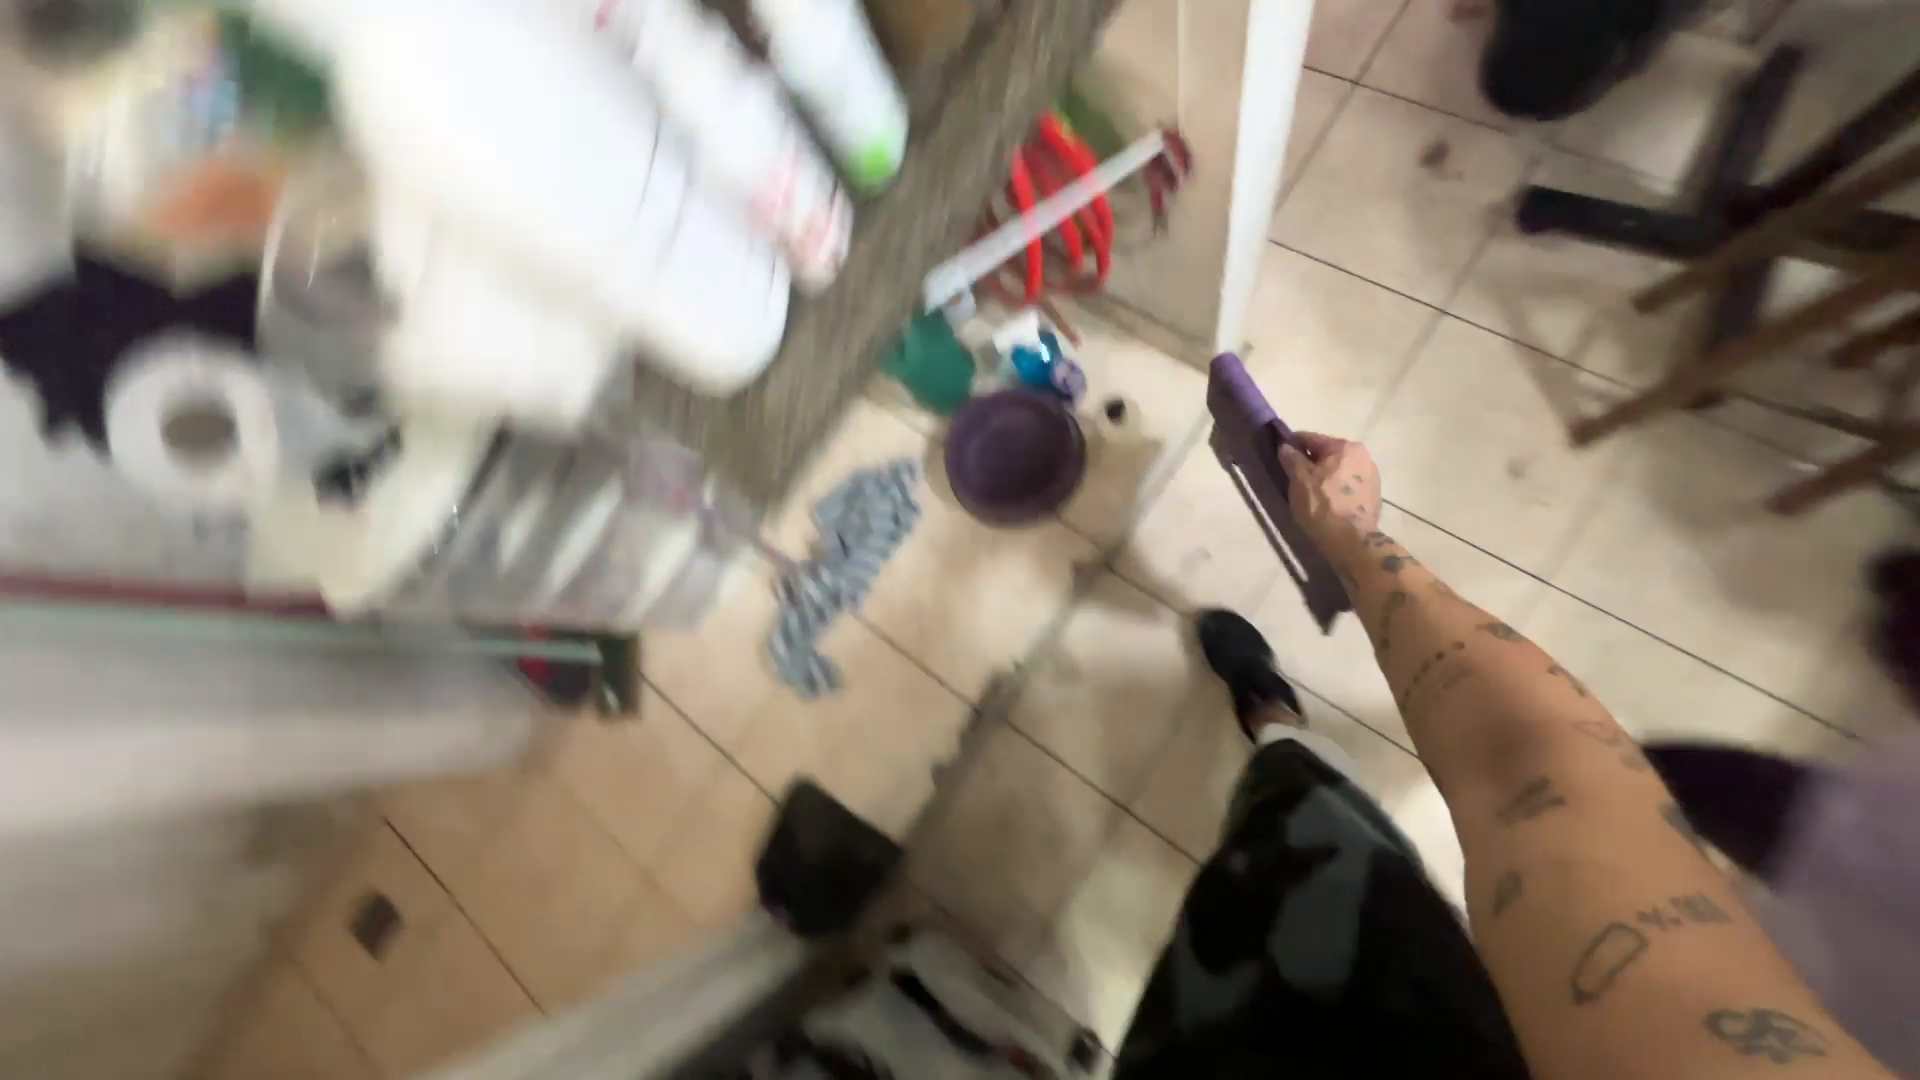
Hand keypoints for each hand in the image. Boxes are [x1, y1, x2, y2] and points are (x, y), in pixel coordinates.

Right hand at [1278, 432, 1381, 551]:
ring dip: (1323, 475)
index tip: (1279, 453)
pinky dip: (1335, 487)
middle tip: (1292, 475)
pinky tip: (1325, 500)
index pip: (1311, 438)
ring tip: (1308, 490)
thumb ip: (1291, 458)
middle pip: (1327, 453)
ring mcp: (1371, 476)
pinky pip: (1347, 484)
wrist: (1350, 540)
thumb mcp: (1299, 478)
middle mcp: (1363, 456)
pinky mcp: (1373, 495)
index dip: (1292, 444)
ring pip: (1338, 469)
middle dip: (1310, 461)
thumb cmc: (1321, 504)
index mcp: (1345, 447)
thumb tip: (1285, 446)